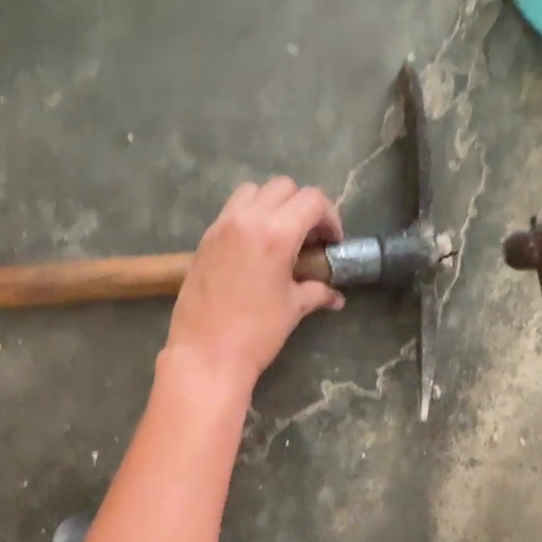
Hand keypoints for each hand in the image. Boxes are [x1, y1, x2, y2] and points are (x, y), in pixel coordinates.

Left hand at [165, 178, 345, 386]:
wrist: (205, 354)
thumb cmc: (256, 333)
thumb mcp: (293, 308)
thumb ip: (317, 292)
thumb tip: (336, 297)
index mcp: (276, 234)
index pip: (311, 200)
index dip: (330, 217)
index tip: (332, 242)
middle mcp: (247, 219)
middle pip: (283, 188)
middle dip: (303, 207)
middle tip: (310, 238)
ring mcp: (221, 226)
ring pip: (253, 192)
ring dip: (273, 205)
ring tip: (280, 237)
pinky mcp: (205, 239)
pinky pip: (231, 211)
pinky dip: (249, 217)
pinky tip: (255, 249)